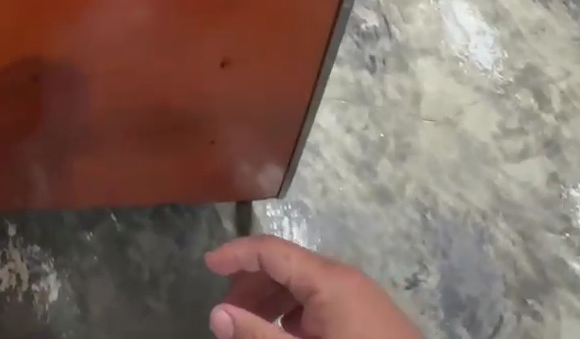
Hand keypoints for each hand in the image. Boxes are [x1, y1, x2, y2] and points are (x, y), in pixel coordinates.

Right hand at [205, 235, 421, 338]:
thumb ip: (258, 335)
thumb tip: (215, 315)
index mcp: (328, 279)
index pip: (269, 249)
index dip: (235, 254)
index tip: (207, 267)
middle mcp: (344, 277)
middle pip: (285, 266)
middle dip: (251, 285)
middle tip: (227, 314)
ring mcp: (362, 297)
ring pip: (303, 286)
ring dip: (272, 301)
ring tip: (252, 328)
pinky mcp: (373, 318)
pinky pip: (323, 303)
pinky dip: (297, 314)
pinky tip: (289, 338)